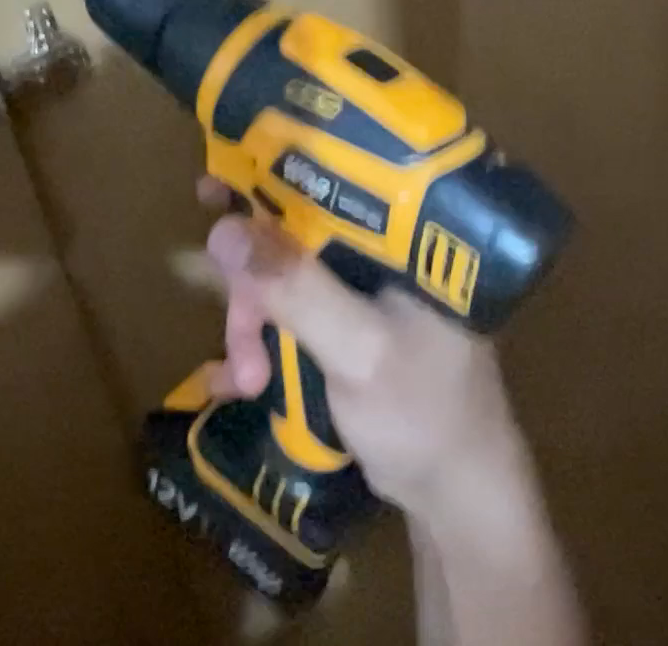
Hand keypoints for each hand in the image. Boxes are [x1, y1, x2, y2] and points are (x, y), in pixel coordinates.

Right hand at [195, 180, 529, 521]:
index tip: (213, 190)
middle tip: (236, 330)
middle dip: (254, 284)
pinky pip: (288, 311)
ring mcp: (361, 289)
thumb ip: (296, 290)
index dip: (269, 176)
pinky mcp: (345, 322)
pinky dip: (261, 339)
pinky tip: (242, 379)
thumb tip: (224, 229)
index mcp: (405, 238)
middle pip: (294, 232)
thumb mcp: (358, 350)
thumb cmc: (424, 414)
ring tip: (248, 377)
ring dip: (253, 323)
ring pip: (283, 276)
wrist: (454, 490)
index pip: (333, 182)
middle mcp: (383, 252)